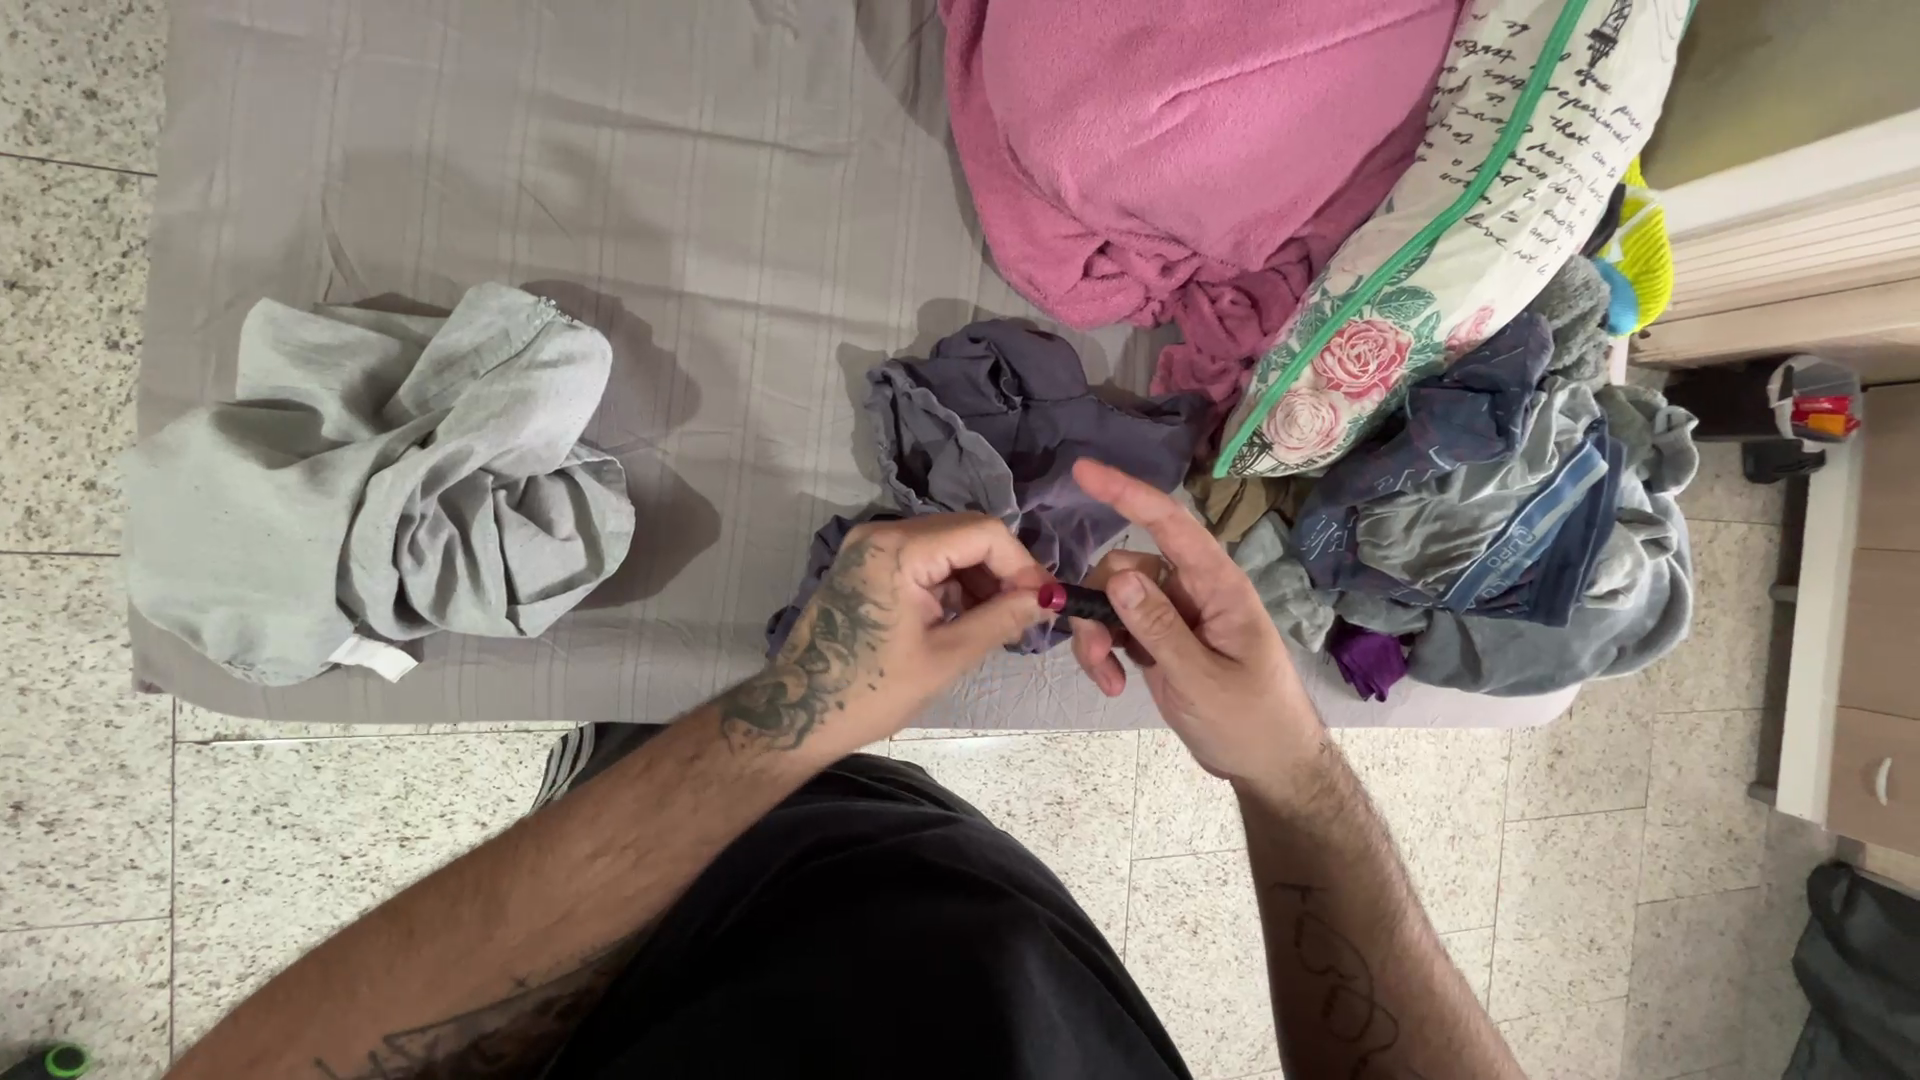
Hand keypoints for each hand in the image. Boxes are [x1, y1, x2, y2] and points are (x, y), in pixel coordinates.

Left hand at [716, 514, 1052, 756]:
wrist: (799, 714)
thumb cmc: (871, 691)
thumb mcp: (945, 657)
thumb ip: (1001, 619)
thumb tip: (1048, 598)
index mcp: (899, 550)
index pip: (983, 532)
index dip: (1021, 564)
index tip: (1044, 601)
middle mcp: (883, 534)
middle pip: (966, 533)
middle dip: (1002, 570)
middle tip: (1027, 613)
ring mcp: (872, 547)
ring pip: (948, 546)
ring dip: (979, 578)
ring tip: (1000, 621)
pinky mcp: (868, 564)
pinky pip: (925, 560)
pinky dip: (952, 583)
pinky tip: (967, 616)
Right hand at [1069, 460, 1321, 781]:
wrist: (1267, 765)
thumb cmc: (1251, 721)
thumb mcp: (1202, 679)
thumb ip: (1159, 628)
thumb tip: (1117, 577)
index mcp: (1217, 586)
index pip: (1170, 526)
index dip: (1127, 494)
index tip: (1084, 471)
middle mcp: (1192, 591)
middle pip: (1126, 568)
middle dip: (1099, 605)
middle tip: (1096, 656)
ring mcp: (1173, 616)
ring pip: (1113, 599)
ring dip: (1097, 636)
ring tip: (1106, 679)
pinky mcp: (1157, 640)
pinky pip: (1115, 626)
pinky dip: (1103, 650)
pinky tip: (1112, 682)